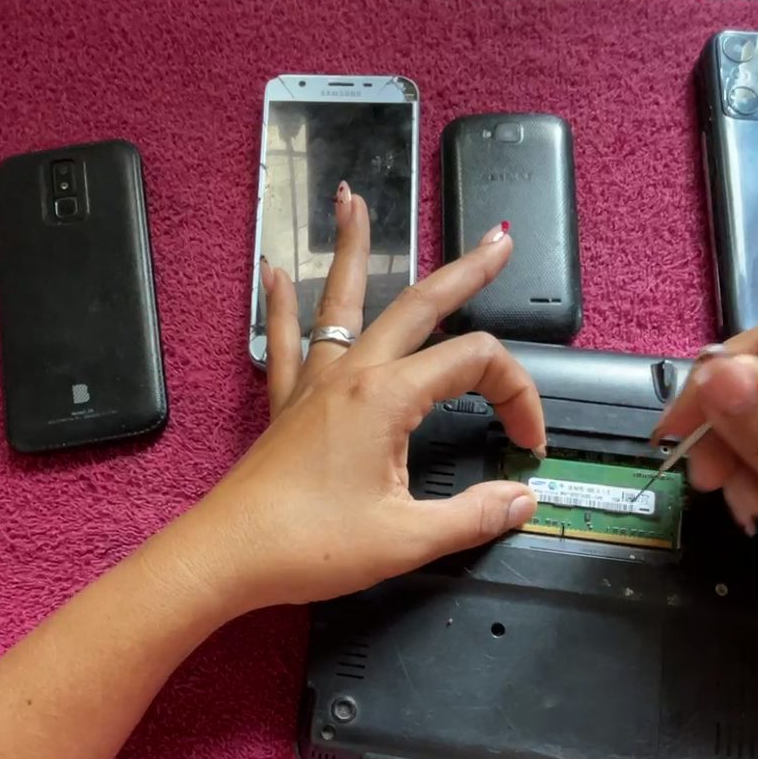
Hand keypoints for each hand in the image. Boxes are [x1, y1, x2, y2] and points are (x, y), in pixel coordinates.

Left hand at [170, 186, 543, 612]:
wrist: (229, 556)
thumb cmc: (310, 546)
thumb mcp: (406, 539)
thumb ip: (472, 516)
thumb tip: (521, 500)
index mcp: (387, 397)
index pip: (476, 364)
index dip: (518, 396)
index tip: (528, 443)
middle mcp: (350, 376)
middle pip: (417, 305)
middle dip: (463, 271)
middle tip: (496, 241)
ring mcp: (313, 386)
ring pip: (342, 303)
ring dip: (355, 252)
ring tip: (352, 202)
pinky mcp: (286, 406)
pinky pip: (285, 341)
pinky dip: (283, 305)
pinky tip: (274, 271)